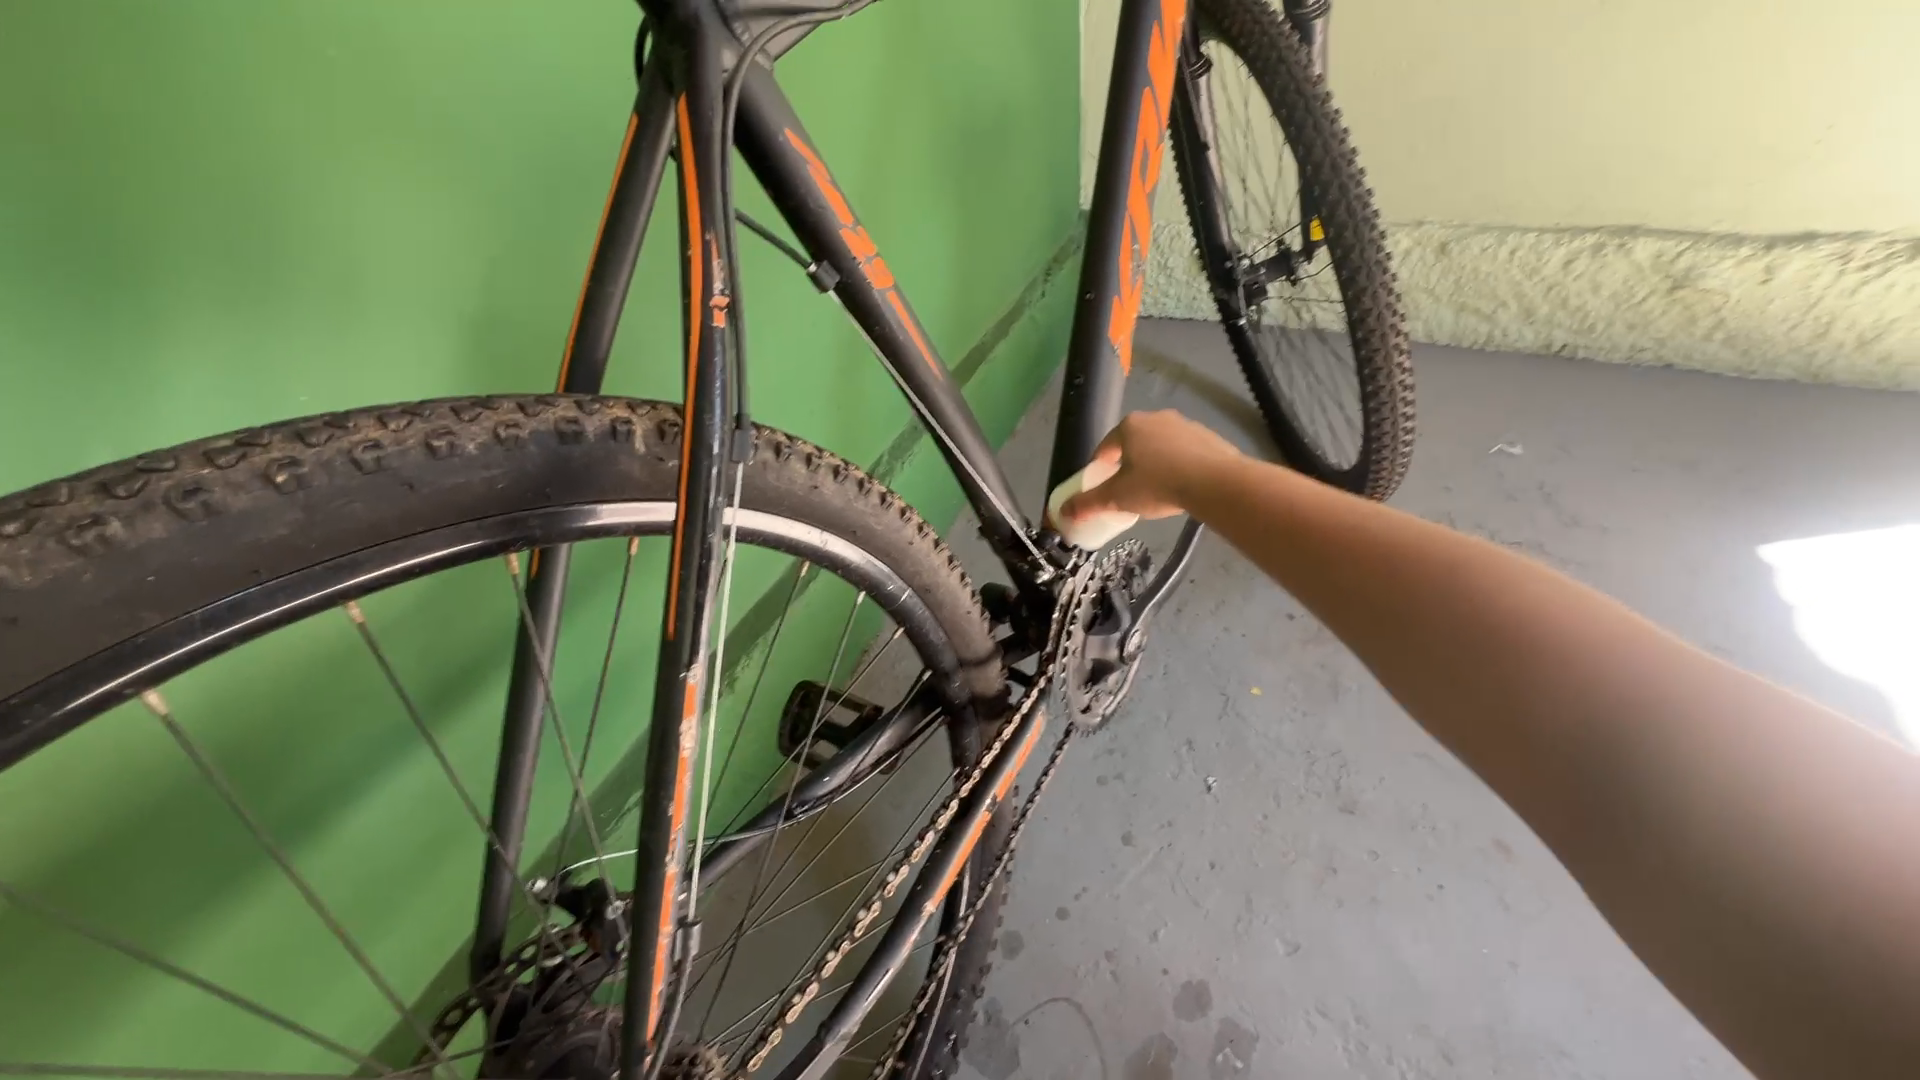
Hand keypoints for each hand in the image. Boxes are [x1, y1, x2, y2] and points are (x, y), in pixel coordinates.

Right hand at [1058, 410, 1246, 522]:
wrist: (1215, 483)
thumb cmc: (1157, 485)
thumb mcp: (1117, 498)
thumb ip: (1088, 504)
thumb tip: (1062, 512)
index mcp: (1129, 426)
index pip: (1105, 447)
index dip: (1100, 469)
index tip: (1103, 488)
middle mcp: (1156, 418)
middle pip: (1133, 444)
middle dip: (1128, 465)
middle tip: (1129, 491)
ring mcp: (1185, 424)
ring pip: (1160, 446)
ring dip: (1155, 464)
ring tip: (1157, 491)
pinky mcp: (1208, 436)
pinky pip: (1185, 452)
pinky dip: (1180, 466)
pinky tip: (1183, 487)